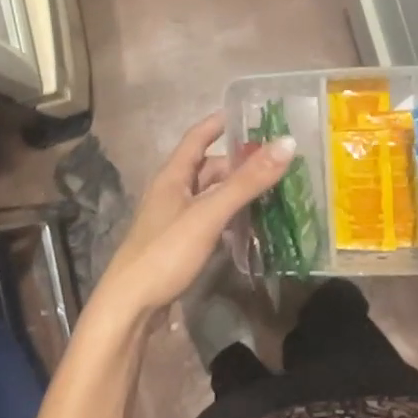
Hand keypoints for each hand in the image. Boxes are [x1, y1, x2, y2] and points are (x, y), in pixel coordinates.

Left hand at [94, 113, 294, 316]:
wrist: (131, 305)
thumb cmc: (166, 252)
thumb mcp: (209, 214)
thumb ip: (246, 182)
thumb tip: (287, 144)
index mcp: (172, 176)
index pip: (196, 137)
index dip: (219, 122)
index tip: (249, 112)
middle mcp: (170, 192)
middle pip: (206, 168)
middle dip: (238, 163)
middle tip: (277, 163)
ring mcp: (172, 220)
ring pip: (208, 197)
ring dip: (235, 193)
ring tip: (273, 194)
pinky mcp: (177, 246)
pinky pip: (207, 222)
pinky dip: (228, 219)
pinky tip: (249, 229)